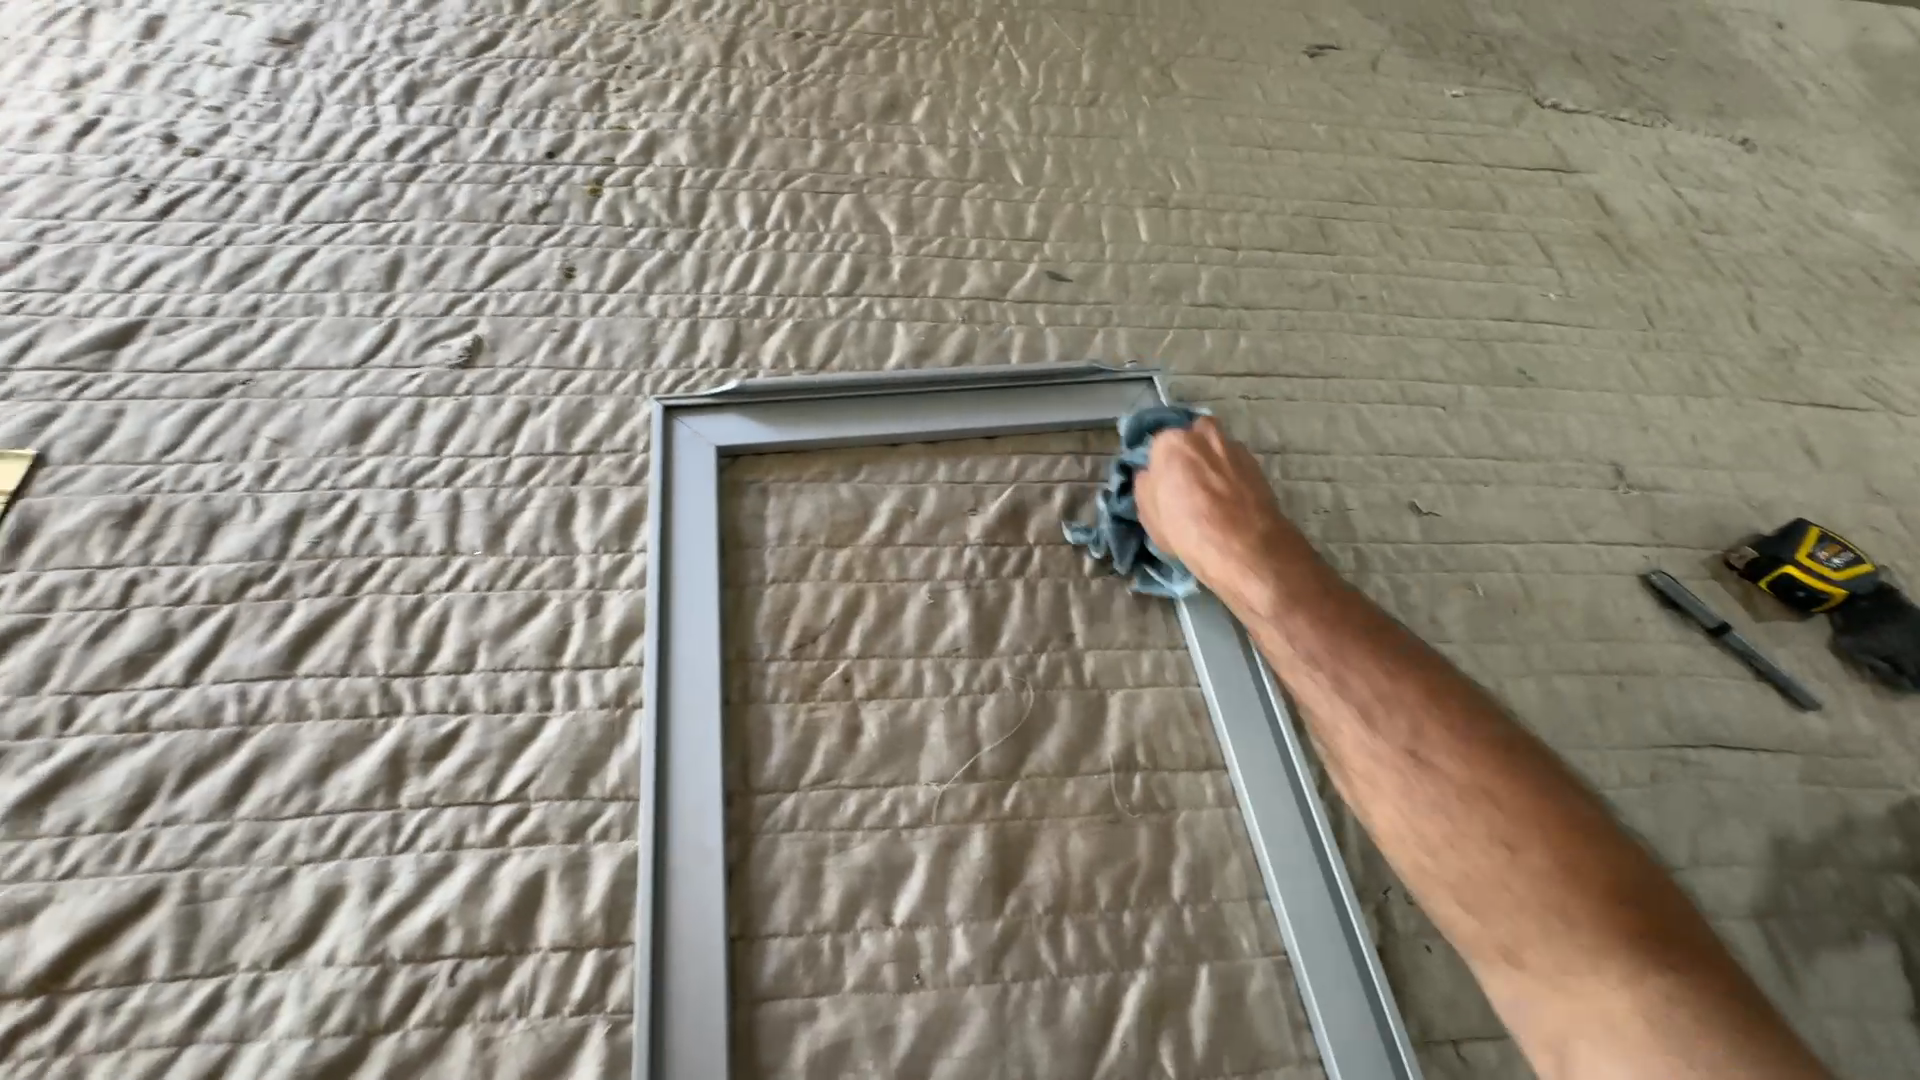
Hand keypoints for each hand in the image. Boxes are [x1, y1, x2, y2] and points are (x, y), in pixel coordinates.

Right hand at [1135, 418, 1318, 603]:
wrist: (1243, 547)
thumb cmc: (1186, 529)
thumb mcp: (1148, 514)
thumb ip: (1146, 485)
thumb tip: (1150, 475)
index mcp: (1172, 443)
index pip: (1160, 445)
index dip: (1160, 465)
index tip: (1163, 484)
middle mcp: (1205, 436)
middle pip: (1194, 436)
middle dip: (1190, 452)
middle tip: (1187, 481)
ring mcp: (1235, 448)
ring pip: (1218, 448)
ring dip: (1213, 462)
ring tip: (1212, 493)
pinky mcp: (1258, 465)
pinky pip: (1237, 465)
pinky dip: (1233, 476)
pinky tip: (1232, 500)